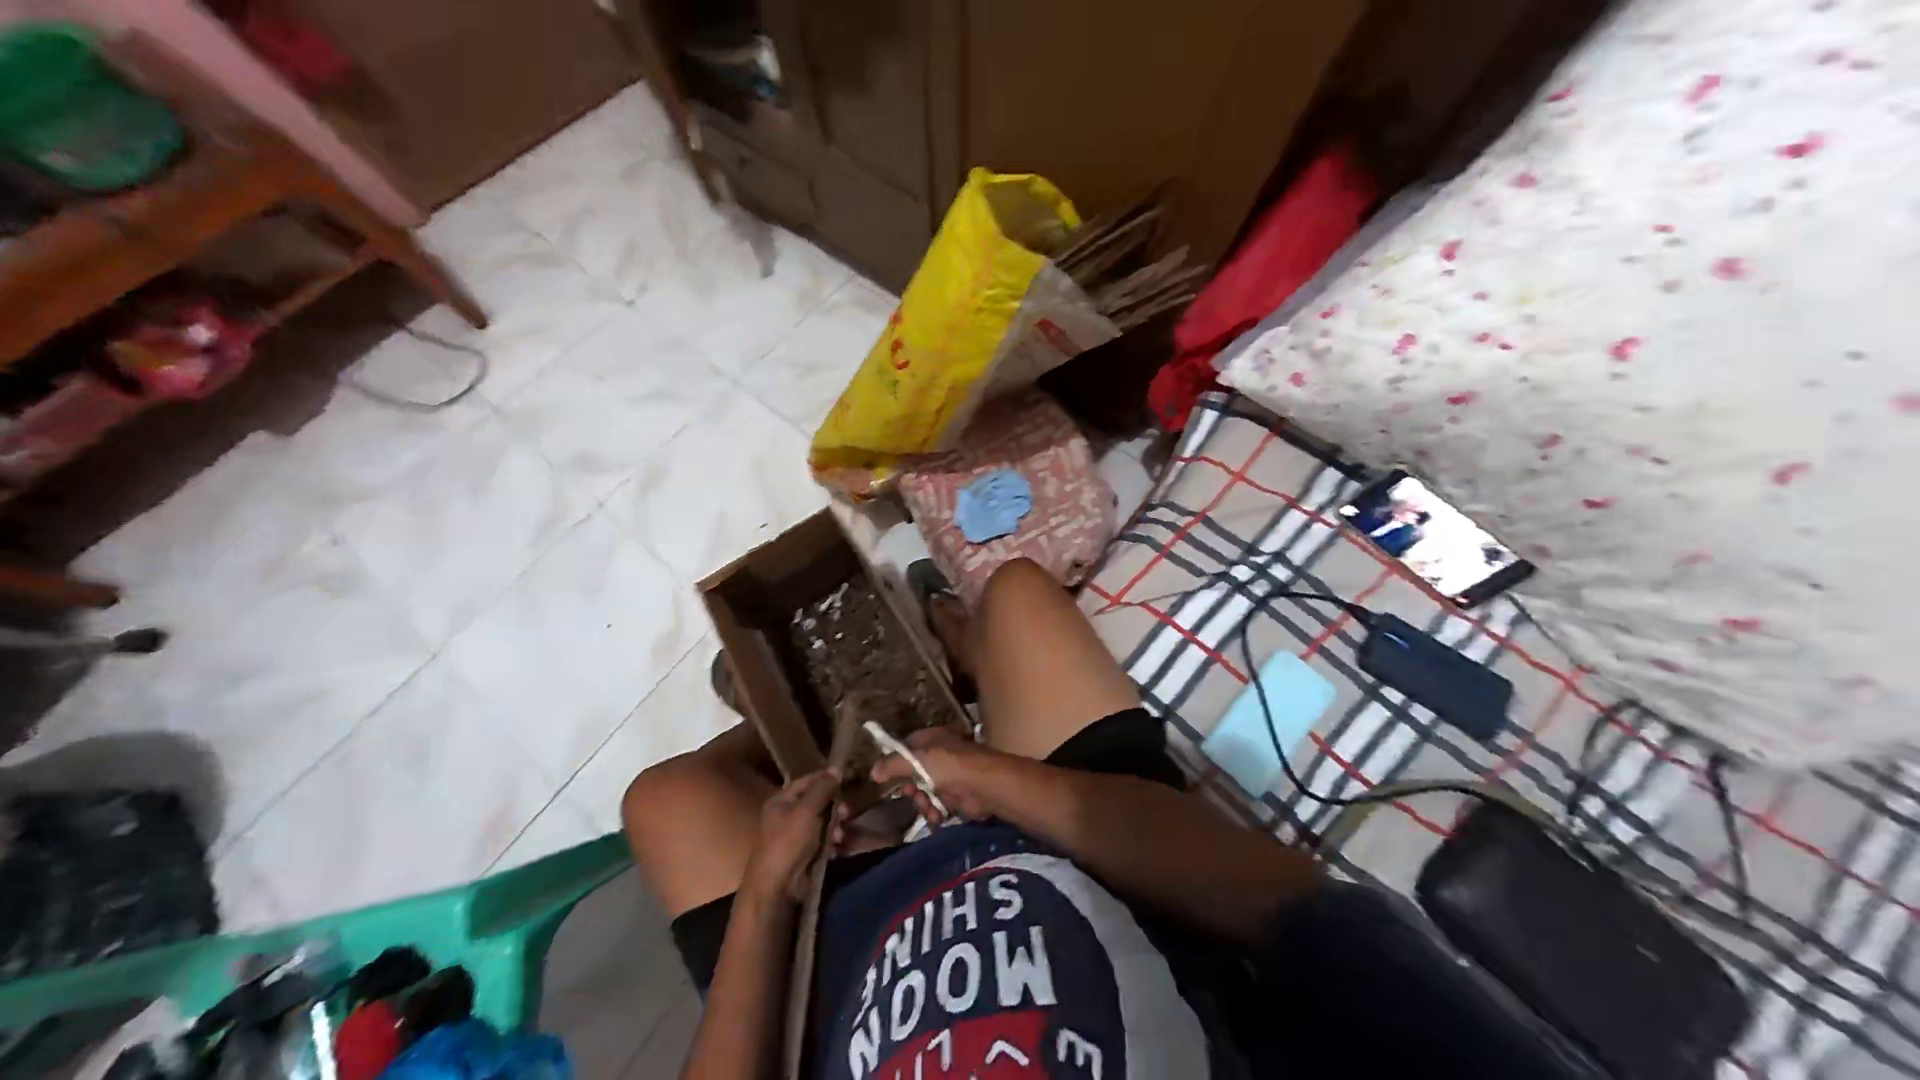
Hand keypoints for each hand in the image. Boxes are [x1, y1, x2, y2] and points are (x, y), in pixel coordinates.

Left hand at [741, 769, 846, 903]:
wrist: (777, 888)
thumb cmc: (788, 842)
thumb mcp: (805, 811)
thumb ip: (822, 788)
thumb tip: (836, 768)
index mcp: (782, 801)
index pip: (808, 781)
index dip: (827, 777)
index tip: (850, 776)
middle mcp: (788, 815)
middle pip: (819, 801)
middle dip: (835, 806)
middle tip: (846, 812)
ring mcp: (797, 835)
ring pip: (825, 821)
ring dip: (836, 826)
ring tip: (840, 835)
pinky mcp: (806, 853)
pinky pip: (825, 839)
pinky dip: (833, 841)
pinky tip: (838, 847)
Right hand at [870, 727, 1003, 824]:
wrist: (983, 785)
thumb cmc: (948, 765)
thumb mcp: (915, 760)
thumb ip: (892, 765)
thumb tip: (873, 772)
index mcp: (931, 739)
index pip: (906, 747)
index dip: (894, 761)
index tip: (883, 777)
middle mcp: (939, 755)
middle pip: (914, 773)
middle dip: (910, 787)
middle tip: (909, 794)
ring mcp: (949, 775)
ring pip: (924, 791)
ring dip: (922, 803)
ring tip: (927, 808)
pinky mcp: (956, 795)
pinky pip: (937, 804)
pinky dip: (935, 812)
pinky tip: (937, 817)